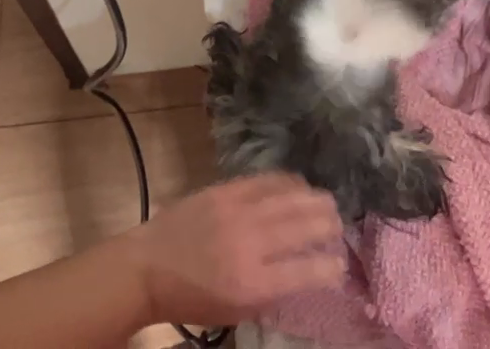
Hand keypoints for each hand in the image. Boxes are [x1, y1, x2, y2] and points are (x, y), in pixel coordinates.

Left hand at [125, 173, 346, 327]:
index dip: (332, 267)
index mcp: (254, 284)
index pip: (308, 271)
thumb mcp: (238, 310)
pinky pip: (267, 179)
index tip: (340, 265)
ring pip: (292, 196)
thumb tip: (306, 271)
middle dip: (330, 225)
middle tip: (338, 228)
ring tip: (327, 205)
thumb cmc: (193, 298)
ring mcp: (238, 211)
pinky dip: (289, 182)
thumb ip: (274, 291)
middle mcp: (251, 244)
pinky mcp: (226, 189)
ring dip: (316, 200)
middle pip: (306, 225)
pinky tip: (299, 186)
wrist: (149, 267)